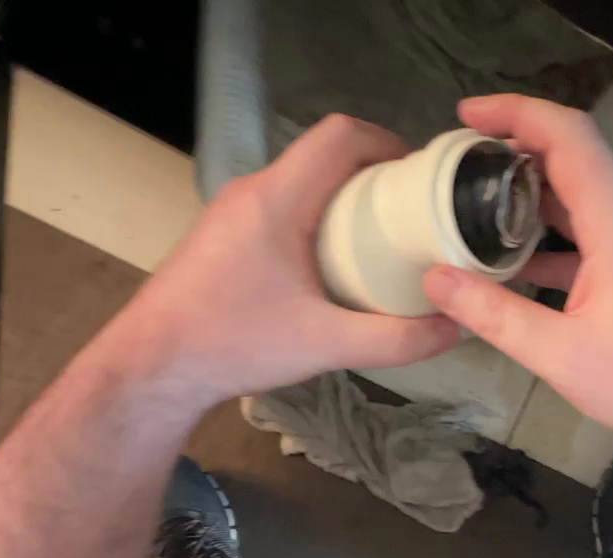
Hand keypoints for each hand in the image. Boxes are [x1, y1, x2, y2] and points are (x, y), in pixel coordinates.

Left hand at [104, 114, 462, 403]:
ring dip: (354, 205)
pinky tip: (346, 270)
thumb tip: (457, 328)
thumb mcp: (328, 345)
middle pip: (328, 158)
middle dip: (381, 180)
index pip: (340, 136)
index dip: (390, 145)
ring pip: (309, 186)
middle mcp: (256, 191)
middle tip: (420, 221)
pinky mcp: (232, 238)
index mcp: (278, 198)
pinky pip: (292, 211)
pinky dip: (328, 225)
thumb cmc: (236, 344)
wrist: (156, 366)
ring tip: (392, 246)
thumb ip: (398, 340)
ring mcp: (239, 213)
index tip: (426, 182)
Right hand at [421, 96, 612, 449]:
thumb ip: (494, 314)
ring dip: (533, 193)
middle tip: (463, 163)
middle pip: (576, 157)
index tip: (468, 116)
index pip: (570, 139)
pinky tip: (519, 259)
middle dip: (517, 148)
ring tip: (480, 206)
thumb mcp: (557, 355)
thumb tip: (436, 279)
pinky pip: (593, 229)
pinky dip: (554, 232)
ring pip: (583, 194)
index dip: (517, 113)